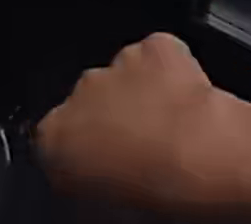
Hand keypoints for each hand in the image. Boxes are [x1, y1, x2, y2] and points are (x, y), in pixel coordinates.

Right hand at [36, 32, 250, 213]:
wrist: (195, 151)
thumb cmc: (147, 190)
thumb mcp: (96, 206)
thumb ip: (81, 181)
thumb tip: (95, 180)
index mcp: (55, 134)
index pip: (57, 135)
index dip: (81, 145)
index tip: (100, 157)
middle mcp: (82, 89)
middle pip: (92, 96)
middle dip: (110, 110)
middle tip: (139, 137)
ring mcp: (120, 60)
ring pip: (127, 70)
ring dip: (140, 86)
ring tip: (166, 115)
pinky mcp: (155, 43)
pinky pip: (158, 53)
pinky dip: (168, 66)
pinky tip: (181, 90)